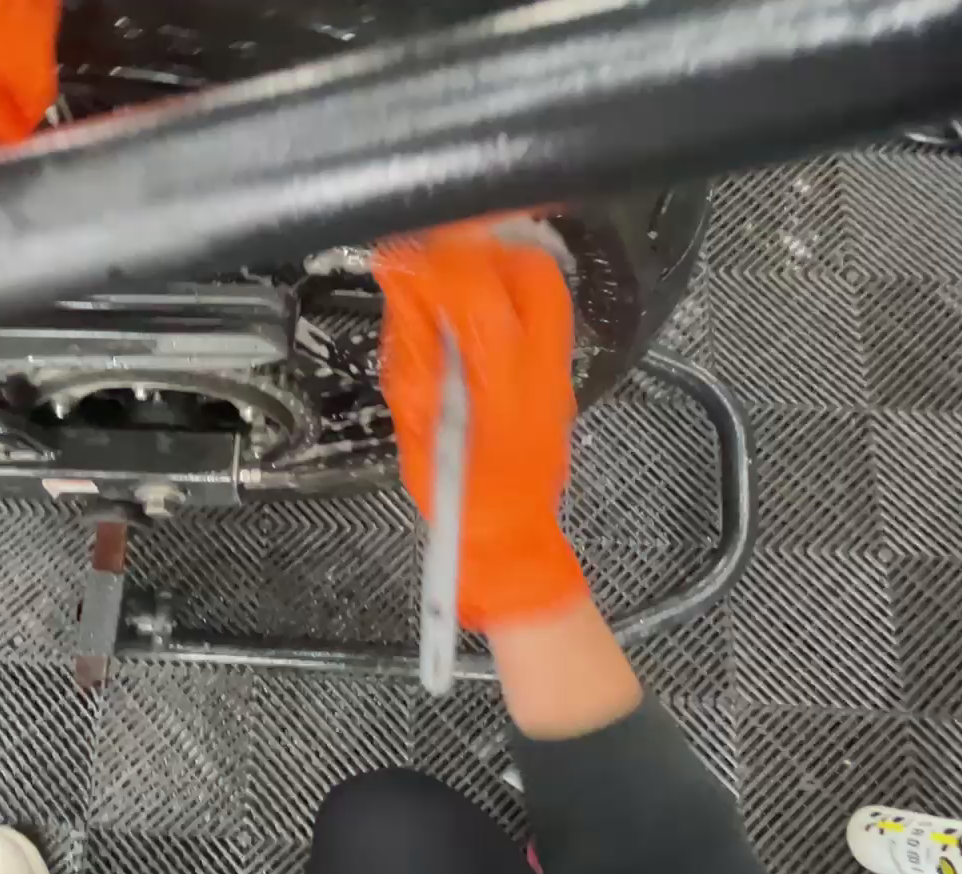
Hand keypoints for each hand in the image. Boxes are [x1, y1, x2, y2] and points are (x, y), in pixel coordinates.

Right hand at [376, 221, 588, 630]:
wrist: (510, 534)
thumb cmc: (459, 495)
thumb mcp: (416, 428)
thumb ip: (415, 354)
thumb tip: (406, 290)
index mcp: (502, 385)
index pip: (478, 295)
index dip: (435, 265)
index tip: (400, 259)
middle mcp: (543, 367)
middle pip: (530, 270)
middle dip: (476, 251)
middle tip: (432, 262)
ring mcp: (560, 368)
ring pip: (542, 284)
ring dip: (491, 269)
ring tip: (447, 286)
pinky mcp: (560, 371)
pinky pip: (542, 310)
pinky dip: (504, 296)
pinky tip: (471, 316)